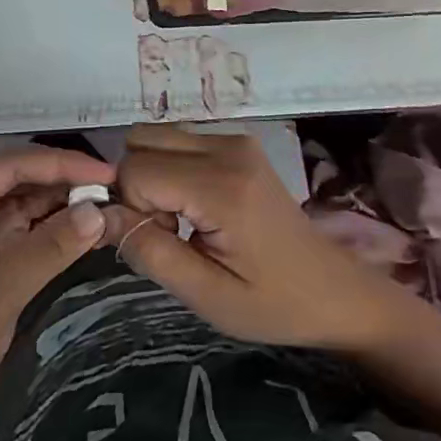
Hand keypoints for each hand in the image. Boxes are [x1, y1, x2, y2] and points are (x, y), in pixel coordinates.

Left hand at [0, 147, 112, 416]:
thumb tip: (100, 210)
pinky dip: (62, 228)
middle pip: (22, 179)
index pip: (10, 166)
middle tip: (121, 188)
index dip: (60, 164)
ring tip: (117, 205)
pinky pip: (33, 230)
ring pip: (31, 203)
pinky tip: (94, 228)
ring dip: (69, 203)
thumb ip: (48, 248)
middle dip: (67, 180)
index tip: (107, 173)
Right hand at [103, 124, 407, 351]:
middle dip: (137, 185)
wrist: (338, 293)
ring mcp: (233, 140)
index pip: (135, 171)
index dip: (133, 208)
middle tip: (169, 228)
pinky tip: (192, 203)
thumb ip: (149, 251)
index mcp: (223, 188)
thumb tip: (102, 214)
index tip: (165, 240)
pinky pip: (174, 140)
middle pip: (138, 142)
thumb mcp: (207, 295)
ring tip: (181, 217)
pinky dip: (167, 167)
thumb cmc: (275, 304)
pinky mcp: (236, 142)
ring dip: (150, 174)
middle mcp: (227, 149)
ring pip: (152, 135)